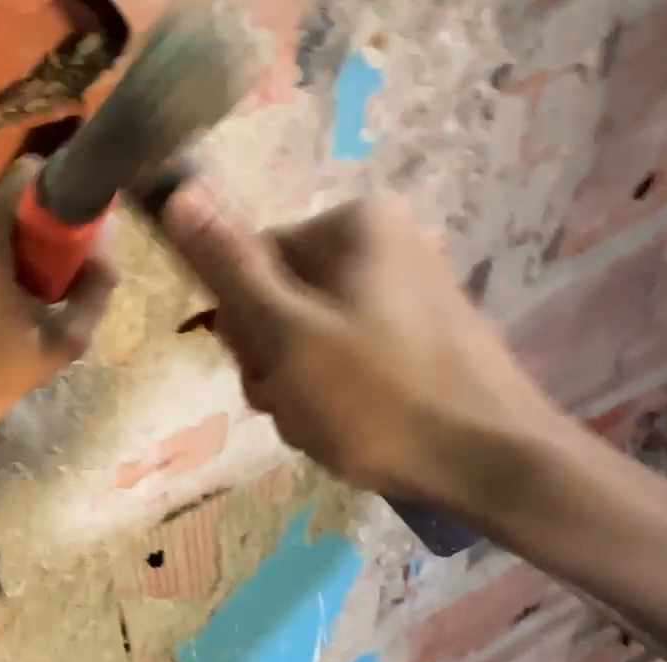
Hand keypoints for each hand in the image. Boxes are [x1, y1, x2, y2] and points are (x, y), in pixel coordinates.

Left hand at [0, 159, 118, 441]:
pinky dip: (5, 253)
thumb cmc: (6, 371)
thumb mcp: (66, 339)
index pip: (25, 176)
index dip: (58, 188)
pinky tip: (17, 289)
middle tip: (68, 262)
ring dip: (25, 242)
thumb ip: (96, 288)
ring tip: (42, 282)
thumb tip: (111, 244)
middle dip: (45, 224)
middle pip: (14, 201)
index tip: (80, 216)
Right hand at [158, 182, 572, 517]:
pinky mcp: (413, 335)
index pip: (247, 263)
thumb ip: (229, 269)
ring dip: (292, 385)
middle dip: (269, 360)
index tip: (263, 367)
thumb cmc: (377, 399)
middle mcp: (380, 244)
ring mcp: (400, 291)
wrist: (488, 462)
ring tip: (319, 418)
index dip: (240, 324)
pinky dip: (327, 394)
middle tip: (292, 399)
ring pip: (301, 337)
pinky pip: (339, 357)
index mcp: (351, 227)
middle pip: (275, 300)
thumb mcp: (287, 334)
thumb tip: (178, 194)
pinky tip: (343, 423)